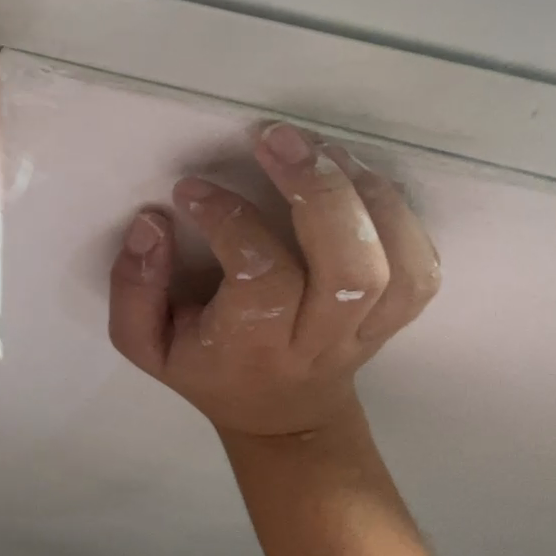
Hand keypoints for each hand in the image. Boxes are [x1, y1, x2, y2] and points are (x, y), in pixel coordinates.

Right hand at [108, 123, 441, 438]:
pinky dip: (398, 211)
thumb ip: (133, 287)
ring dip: (365, 193)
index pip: (261, 276)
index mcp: (254, 344)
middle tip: (276, 139)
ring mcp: (370, 327)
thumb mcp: (143, 342)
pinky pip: (421, 263)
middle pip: (348, 266)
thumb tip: (152, 223)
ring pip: (397, 263)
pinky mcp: (399, 313)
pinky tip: (355, 172)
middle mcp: (322, 338)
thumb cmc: (204, 370)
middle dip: (317, 191)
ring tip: (319, 147)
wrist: (284, 415)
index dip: (230, 221)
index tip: (191, 189)